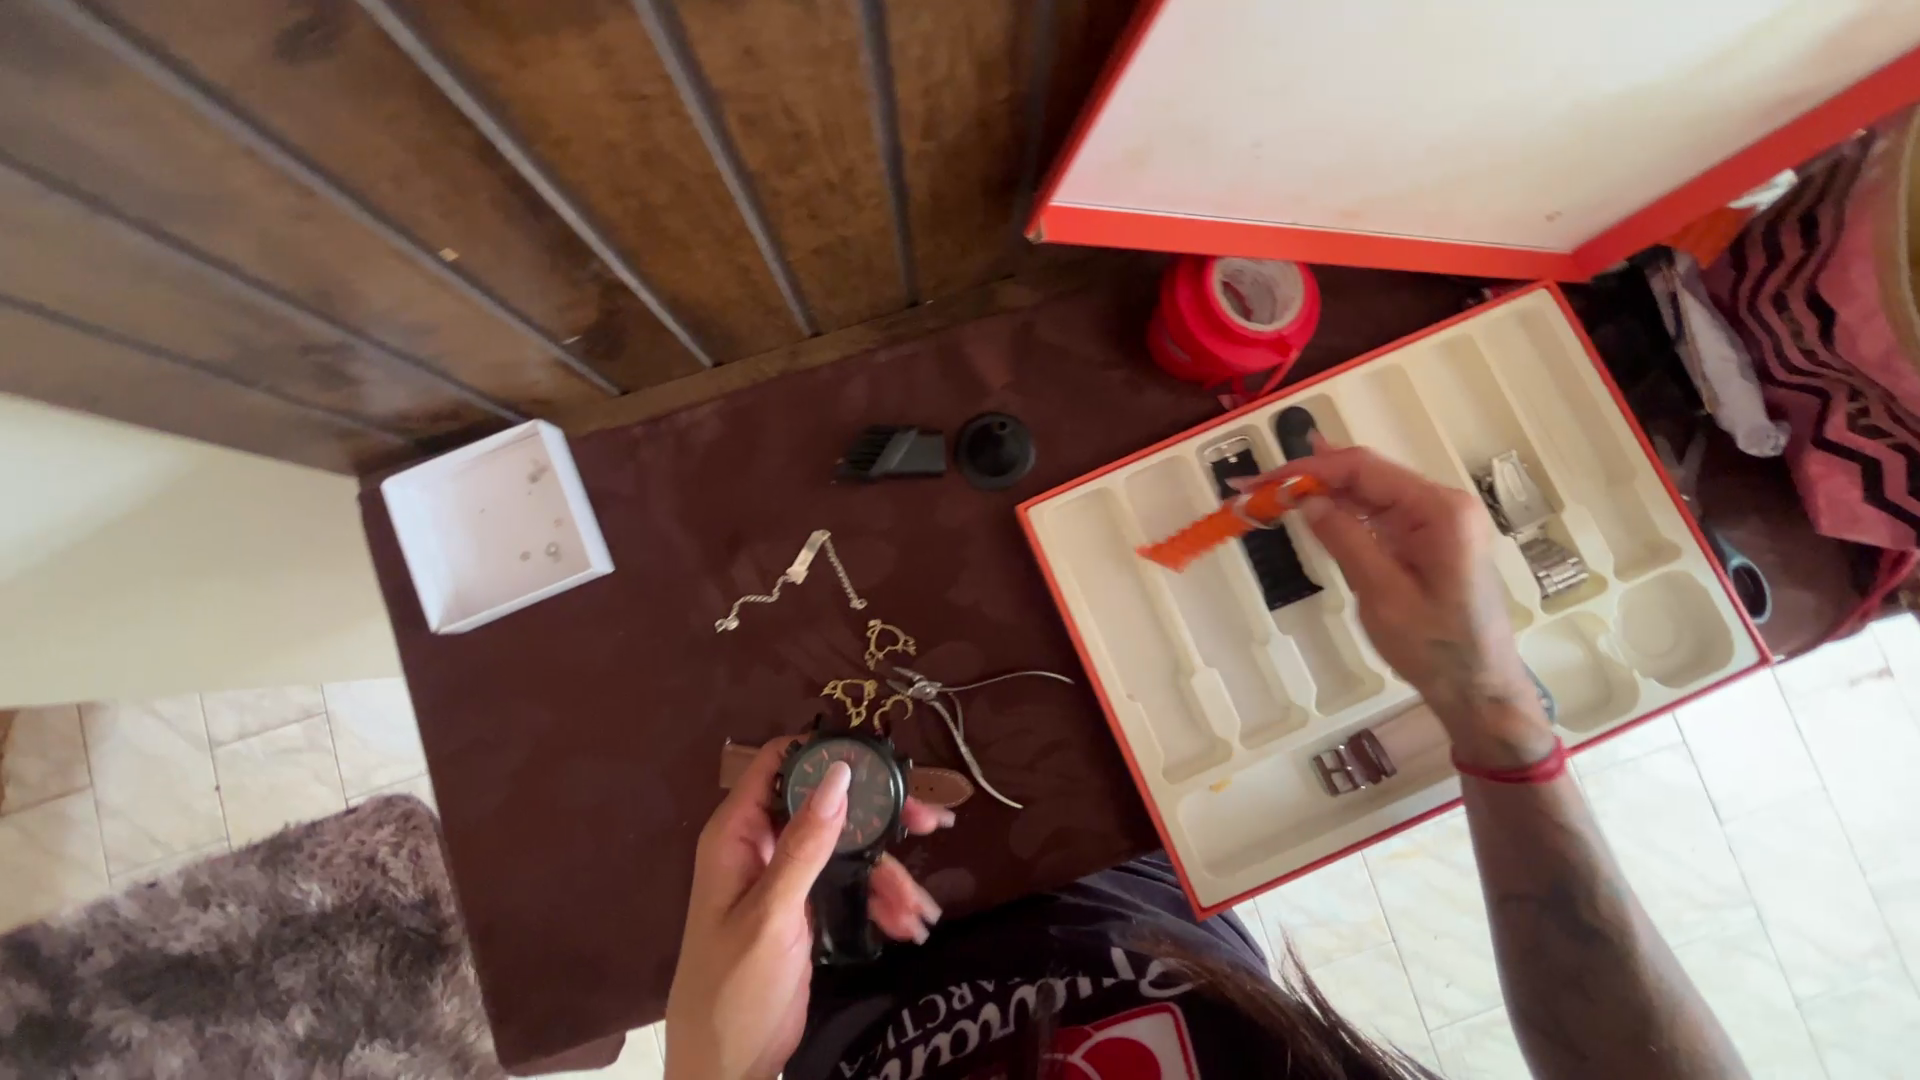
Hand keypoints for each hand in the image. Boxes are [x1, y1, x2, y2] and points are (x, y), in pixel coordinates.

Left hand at [665, 738, 949, 1079]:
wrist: (728, 1071)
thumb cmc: (734, 990)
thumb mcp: (771, 915)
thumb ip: (805, 844)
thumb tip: (839, 774)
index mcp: (738, 833)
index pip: (778, 763)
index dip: (824, 753)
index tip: (877, 758)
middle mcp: (763, 843)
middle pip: (827, 803)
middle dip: (879, 816)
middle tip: (930, 823)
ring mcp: (787, 873)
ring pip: (848, 845)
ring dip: (888, 872)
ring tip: (922, 909)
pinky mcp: (808, 903)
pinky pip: (851, 882)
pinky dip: (880, 900)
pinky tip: (907, 924)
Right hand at [1246, 442, 1554, 767]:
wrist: (1479, 687)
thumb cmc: (1436, 646)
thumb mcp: (1382, 594)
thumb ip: (1345, 539)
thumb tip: (1305, 499)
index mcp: (1440, 510)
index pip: (1363, 470)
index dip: (1308, 470)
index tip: (1262, 482)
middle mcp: (1442, 504)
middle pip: (1365, 474)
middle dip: (1309, 476)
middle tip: (1256, 487)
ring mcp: (1435, 521)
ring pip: (1367, 491)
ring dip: (1320, 491)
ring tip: (1272, 492)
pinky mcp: (1425, 539)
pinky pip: (1376, 513)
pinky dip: (1340, 510)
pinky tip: (1312, 504)